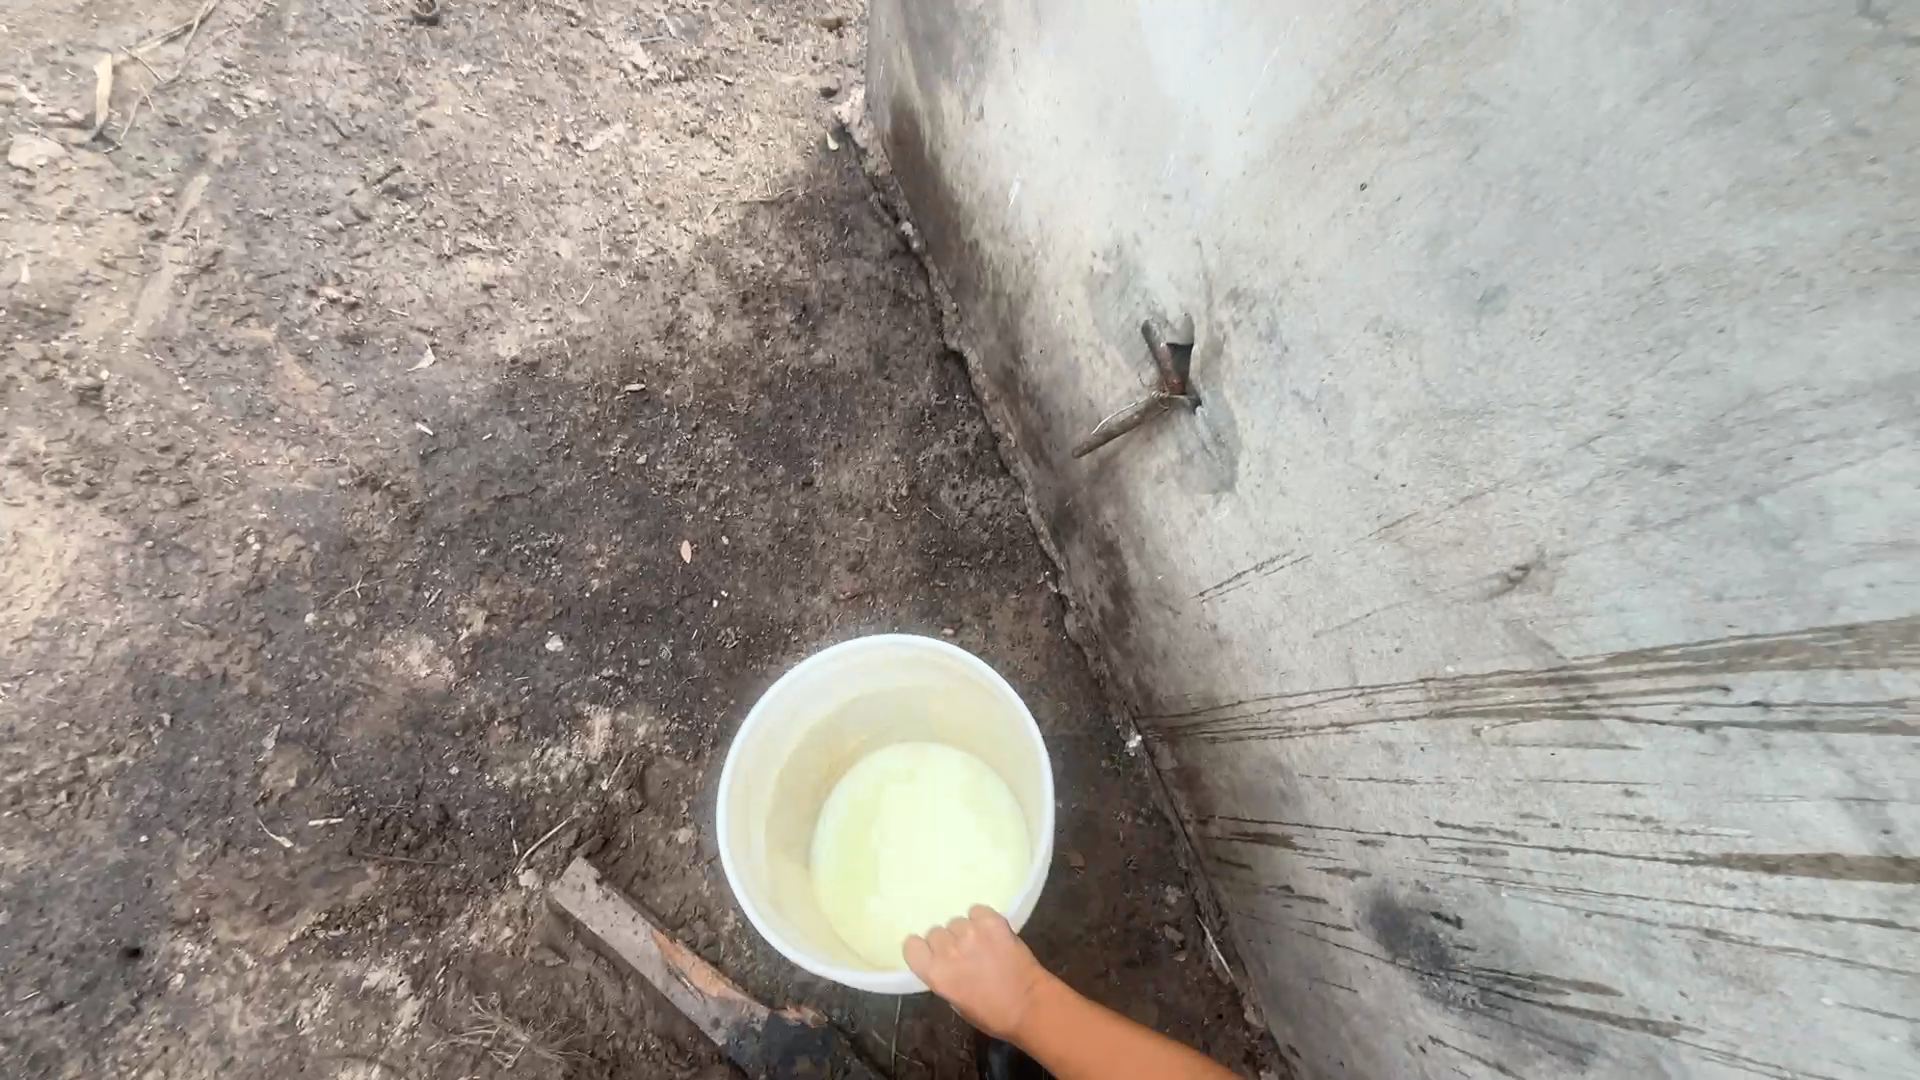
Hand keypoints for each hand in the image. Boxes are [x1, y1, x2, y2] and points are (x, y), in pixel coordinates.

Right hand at [902, 906, 1051, 1040]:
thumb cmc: (992, 1014)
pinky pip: (977, 910)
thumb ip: (943, 976)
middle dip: (946, 941)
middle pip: (935, 931)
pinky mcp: (992, 920)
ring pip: (956, 920)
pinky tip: (992, 933)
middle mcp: (949, 949)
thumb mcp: (956, 1001)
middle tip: (963, 953)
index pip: (911, 946)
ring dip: (965, 931)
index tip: (931, 954)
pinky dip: (982, 919)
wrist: (1029, 1005)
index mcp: (936, 974)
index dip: (921, 949)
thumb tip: (942, 960)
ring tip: (981, 944)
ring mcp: (971, 932)